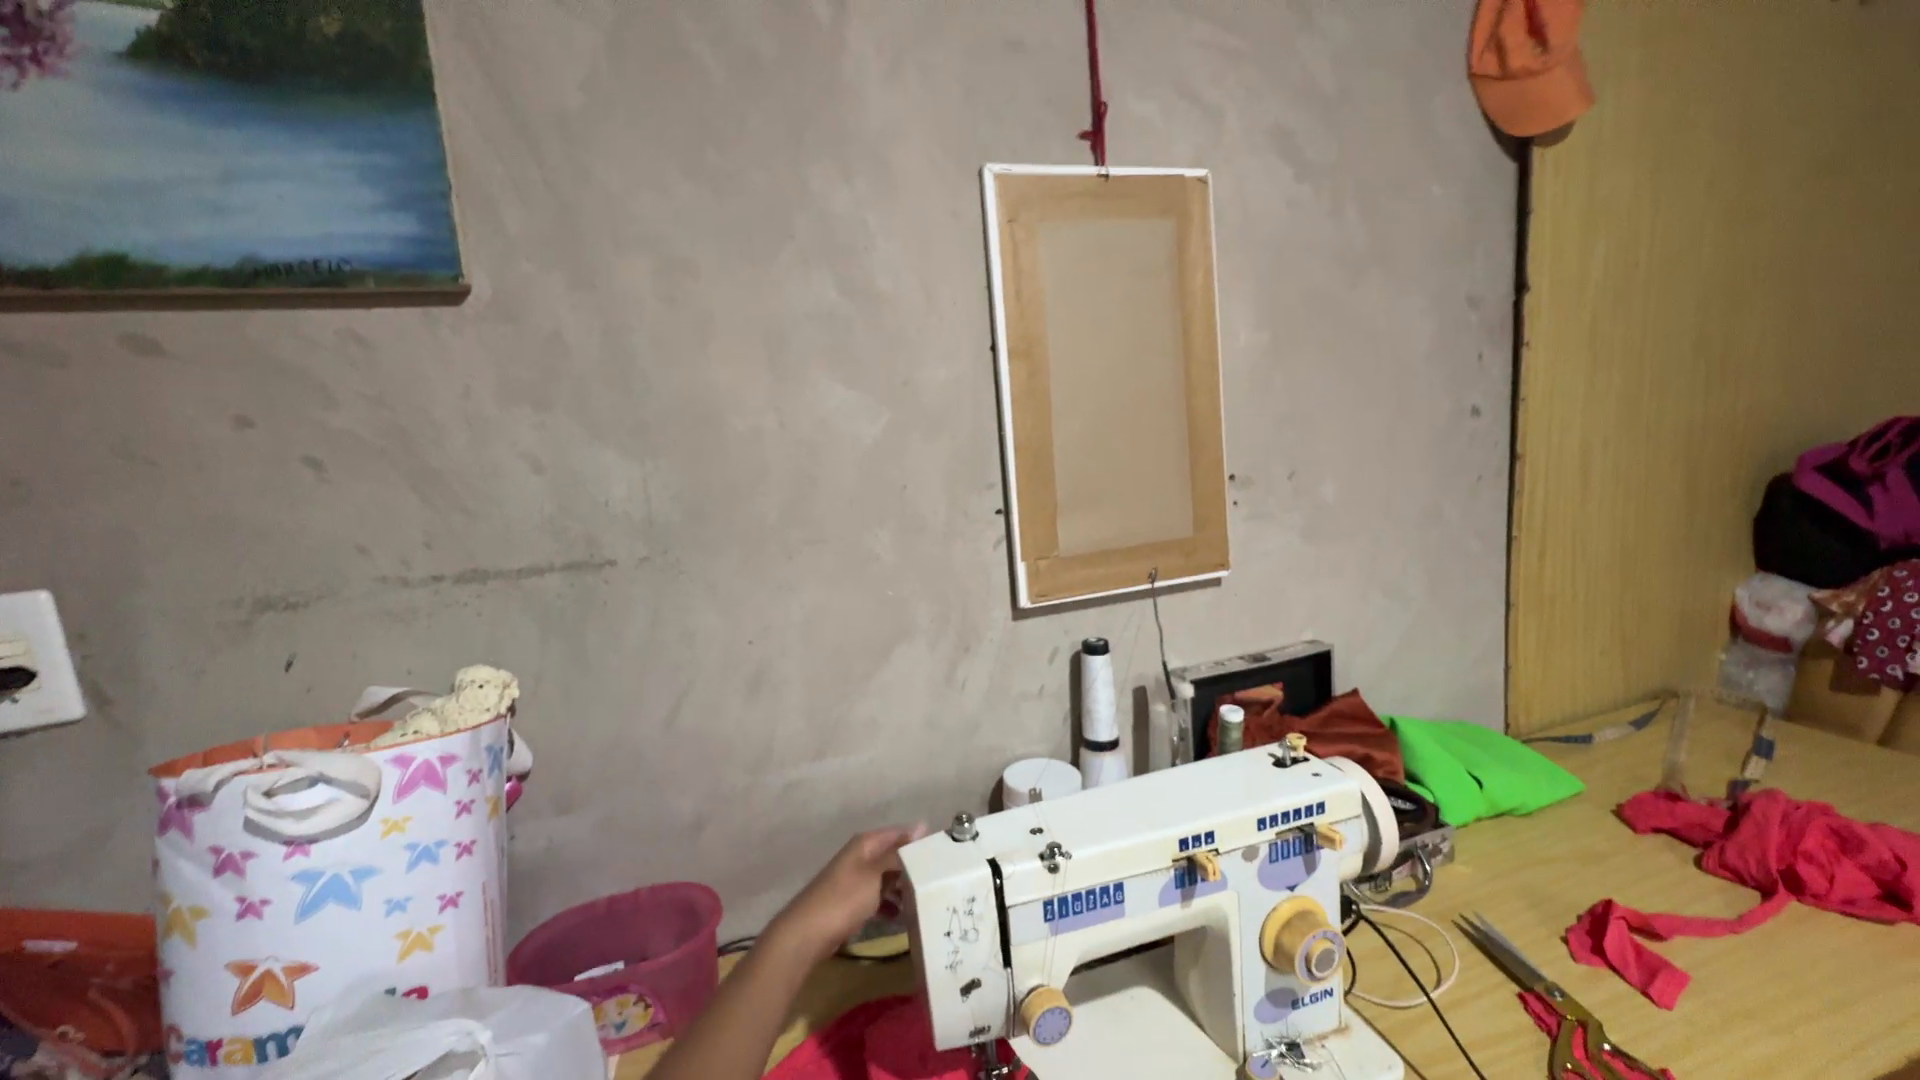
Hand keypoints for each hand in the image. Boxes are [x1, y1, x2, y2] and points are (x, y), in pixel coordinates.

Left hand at [765, 824, 925, 964]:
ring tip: (924, 900)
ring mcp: (854, 880)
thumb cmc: (844, 898)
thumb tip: (922, 825)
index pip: (900, 833)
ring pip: (886, 878)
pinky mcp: (851, 902)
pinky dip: (888, 904)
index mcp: (865, 844)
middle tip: (939, 880)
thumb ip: (898, 853)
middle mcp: (860, 857)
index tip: (944, 854)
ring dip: (902, 888)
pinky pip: (877, 897)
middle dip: (913, 867)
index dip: (920, 841)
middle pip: (893, 856)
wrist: (807, 934)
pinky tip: (901, 917)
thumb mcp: (876, 873)